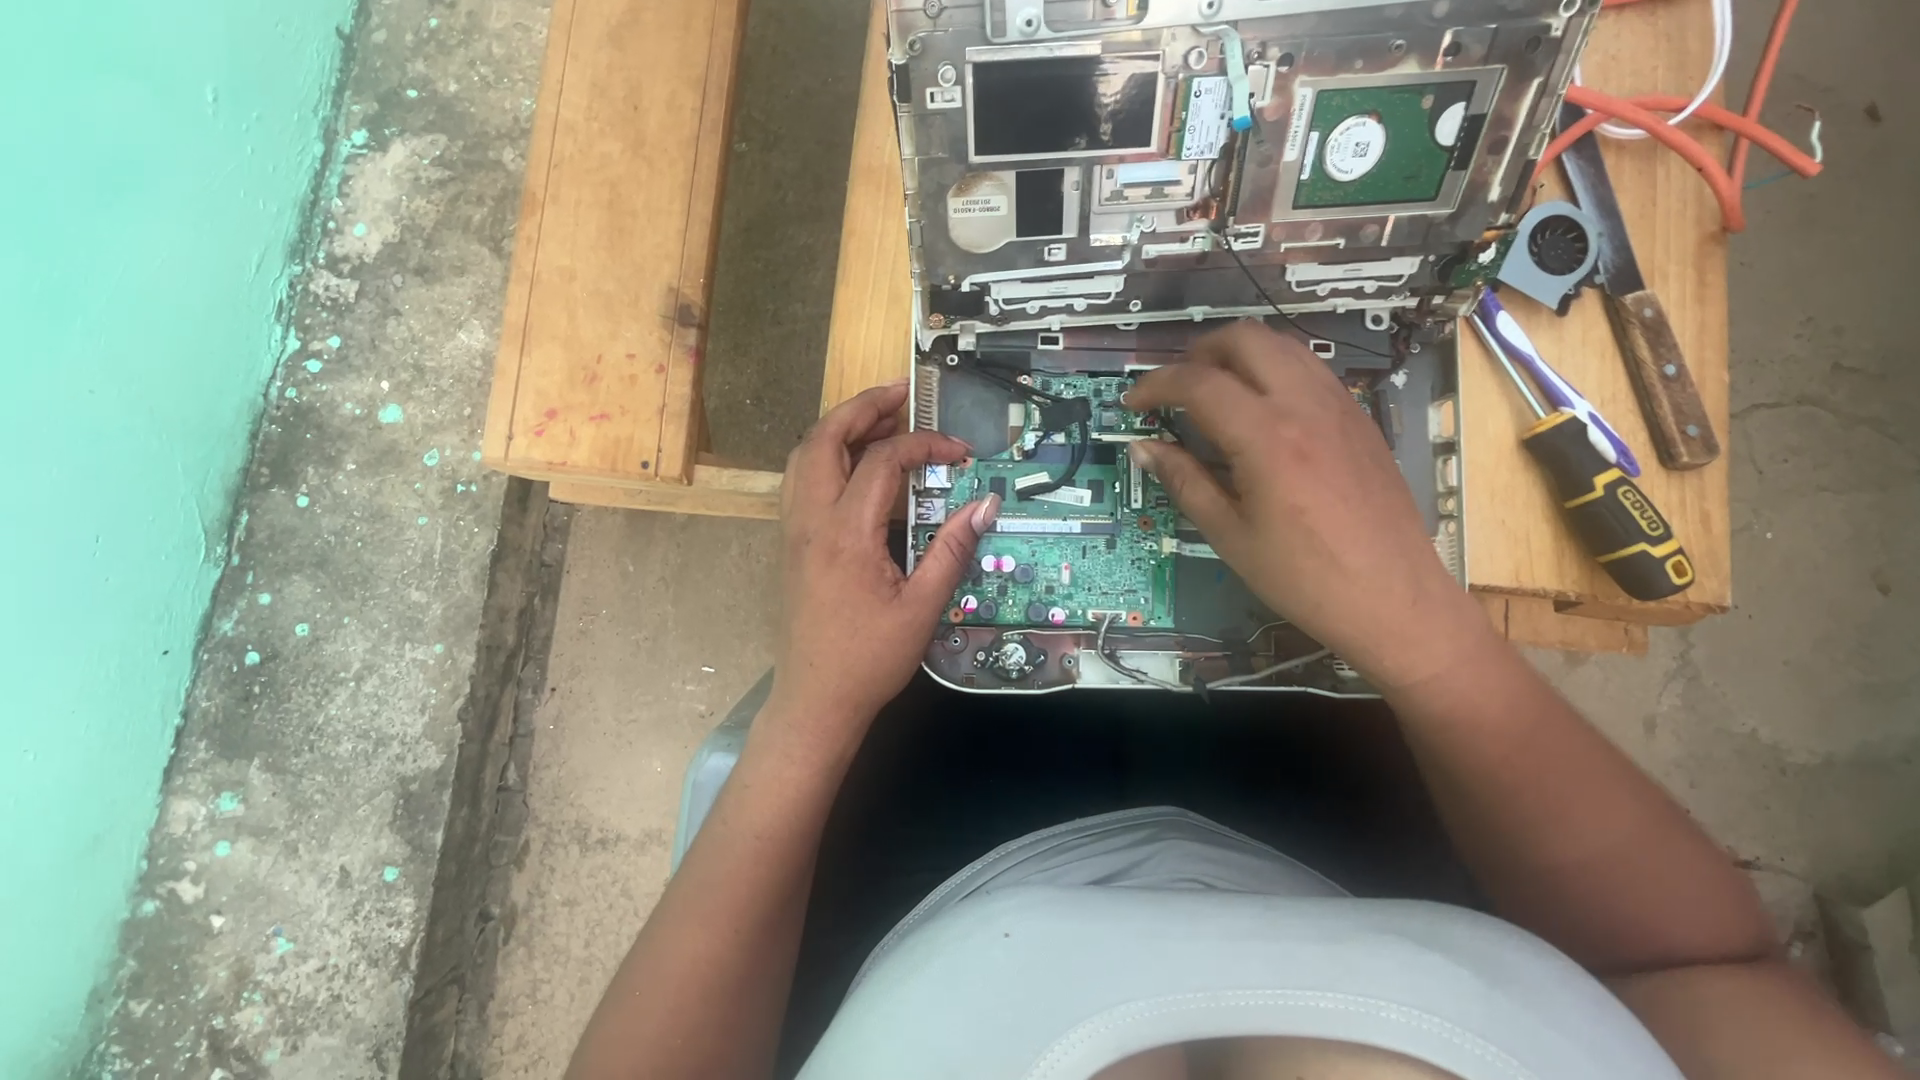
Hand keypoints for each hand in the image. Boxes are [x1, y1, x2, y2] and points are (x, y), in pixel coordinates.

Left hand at [766, 381, 1000, 753]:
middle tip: (903, 392)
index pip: (882, 461)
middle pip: (825, 437)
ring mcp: (793, 530)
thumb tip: (985, 505)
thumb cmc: (869, 660)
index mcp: (845, 534)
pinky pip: (800, 478)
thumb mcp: (921, 609)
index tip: (959, 455)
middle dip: (863, 406)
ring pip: (804, 454)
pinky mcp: (790, 543)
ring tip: (879, 416)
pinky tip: (854, 464)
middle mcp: (810, 521)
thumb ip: (951, 551)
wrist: (815, 700)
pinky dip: (825, 453)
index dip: (924, 446)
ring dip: (839, 426)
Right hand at [1126, 321, 1493, 689]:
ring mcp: (1339, 404)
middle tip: (1174, 390)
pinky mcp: (1358, 416)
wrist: (1393, 598)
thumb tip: (1144, 448)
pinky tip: (1261, 410)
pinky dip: (1273, 370)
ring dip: (1238, 355)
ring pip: (1281, 345)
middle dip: (1197, 354)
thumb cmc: (1303, 577)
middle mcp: (1304, 404)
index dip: (1155, 385)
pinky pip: (1309, 368)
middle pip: (1243, 339)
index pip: (1198, 383)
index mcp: (1266, 437)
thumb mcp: (1230, 535)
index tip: (1133, 404)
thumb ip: (1184, 481)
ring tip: (1214, 393)